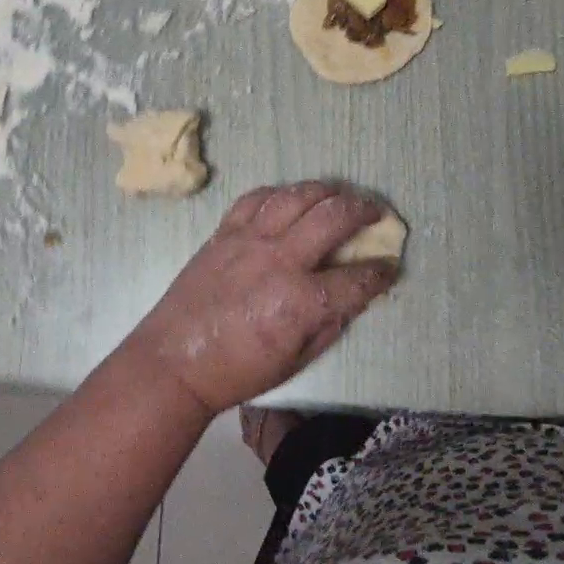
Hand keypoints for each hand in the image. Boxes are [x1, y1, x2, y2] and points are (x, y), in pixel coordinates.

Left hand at [122, 182, 399, 415]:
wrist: (174, 363)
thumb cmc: (237, 372)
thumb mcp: (296, 362)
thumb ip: (330, 325)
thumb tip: (354, 298)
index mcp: (301, 302)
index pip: (358, 278)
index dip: (381, 272)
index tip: (389, 268)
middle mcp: (279, 261)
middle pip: (334, 217)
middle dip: (365, 212)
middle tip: (377, 213)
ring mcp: (249, 240)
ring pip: (297, 196)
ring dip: (327, 191)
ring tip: (340, 196)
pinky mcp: (224, 232)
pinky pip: (257, 198)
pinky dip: (281, 193)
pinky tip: (292, 198)